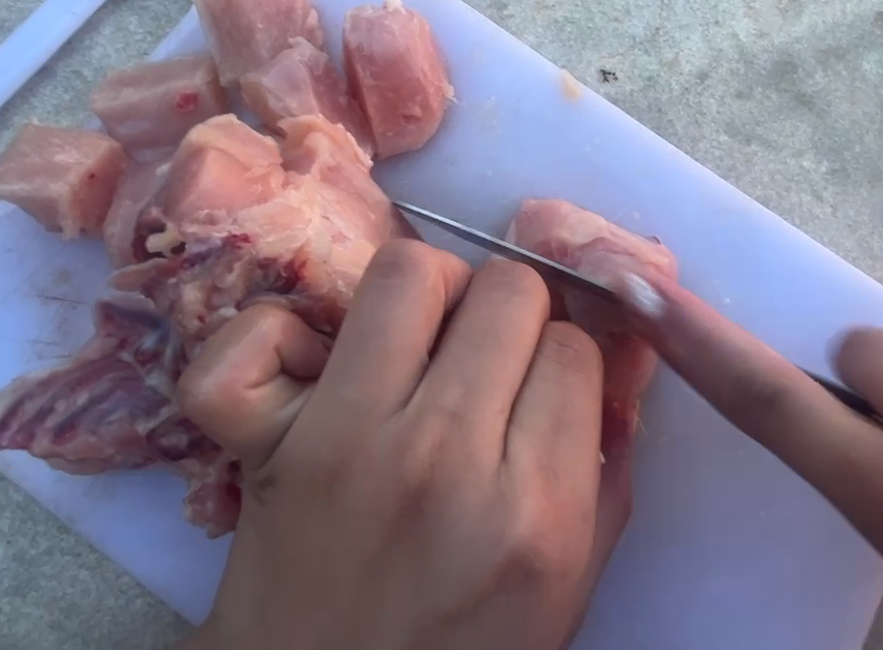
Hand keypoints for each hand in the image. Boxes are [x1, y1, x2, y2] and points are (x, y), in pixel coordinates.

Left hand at [177, 241, 631, 649]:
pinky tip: (311, 367)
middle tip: (483, 354)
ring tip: (418, 339)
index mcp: (536, 509)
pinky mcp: (264, 439)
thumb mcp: (569, 580)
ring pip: (408, 270)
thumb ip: (608, 464)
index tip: (537, 377)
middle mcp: (444, 459)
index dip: (560, 354)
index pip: (573, 345)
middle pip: (506, 290)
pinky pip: (263, 332)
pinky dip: (280, 334)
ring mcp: (345, 440)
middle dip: (509, 311)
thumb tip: (619, 351)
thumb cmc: (461, 645)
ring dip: (427, 290)